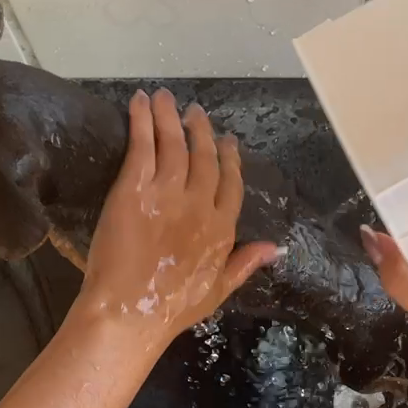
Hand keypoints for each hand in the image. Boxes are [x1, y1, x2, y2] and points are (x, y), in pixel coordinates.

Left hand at [72, 87, 277, 351]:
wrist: (132, 311)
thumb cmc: (174, 308)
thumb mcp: (219, 289)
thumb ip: (245, 263)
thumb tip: (275, 248)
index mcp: (222, 229)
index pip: (231, 184)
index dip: (230, 159)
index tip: (228, 141)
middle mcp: (199, 205)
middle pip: (205, 158)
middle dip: (201, 131)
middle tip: (195, 111)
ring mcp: (167, 194)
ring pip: (174, 145)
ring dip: (170, 117)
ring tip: (165, 97)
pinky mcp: (134, 189)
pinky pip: (142, 146)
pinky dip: (141, 121)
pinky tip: (140, 103)